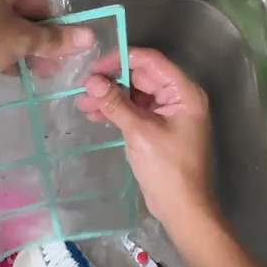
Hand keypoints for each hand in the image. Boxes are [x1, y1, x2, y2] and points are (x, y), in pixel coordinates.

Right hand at [76, 47, 216, 228]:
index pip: (151, 61)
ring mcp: (168, 114)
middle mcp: (178, 98)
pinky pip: (135, 111)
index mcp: (184, 92)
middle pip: (142, 77)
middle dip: (112, 81)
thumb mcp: (139, 132)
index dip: (122, 59)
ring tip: (83, 104)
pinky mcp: (158, 129)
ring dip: (111, 98)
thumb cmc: (167, 168)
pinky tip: (95, 115)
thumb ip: (116, 104)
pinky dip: (117, 112)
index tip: (94, 68)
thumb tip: (91, 82)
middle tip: (83, 88)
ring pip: (135, 95)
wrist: (182, 207)